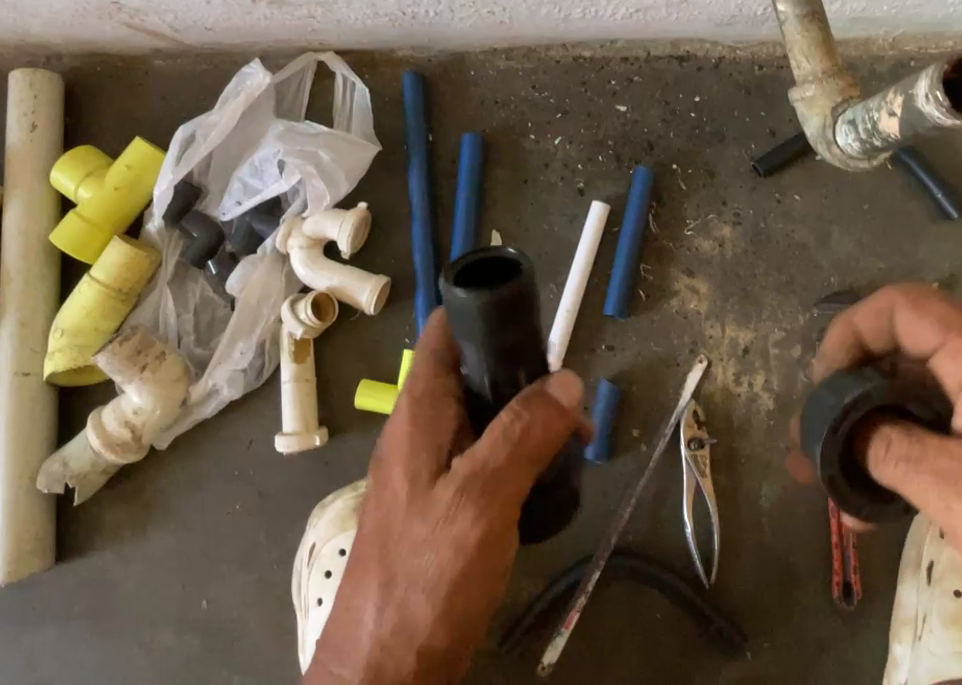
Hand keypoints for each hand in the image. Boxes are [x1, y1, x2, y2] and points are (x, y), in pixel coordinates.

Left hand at [305, 310, 586, 684]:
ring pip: (483, 417)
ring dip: (528, 418)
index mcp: (419, 412)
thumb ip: (523, 433)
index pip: (444, 332)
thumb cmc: (427, 575)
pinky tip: (550, 477)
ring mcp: (428, 469)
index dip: (484, 313)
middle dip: (523, 373)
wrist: (384, 670)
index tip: (537, 322)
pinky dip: (518, 454)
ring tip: (577, 441)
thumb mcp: (481, 497)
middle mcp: (419, 430)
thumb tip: (566, 378)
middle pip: (471, 372)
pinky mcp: (440, 505)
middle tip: (575, 402)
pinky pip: (482, 457)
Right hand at [799, 285, 961, 684]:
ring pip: (926, 398)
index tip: (819, 388)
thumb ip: (888, 445)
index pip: (903, 307)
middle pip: (910, 351)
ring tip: (835, 482)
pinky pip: (953, 432)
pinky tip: (878, 502)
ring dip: (876, 432)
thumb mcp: (959, 494)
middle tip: (815, 442)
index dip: (849, 334)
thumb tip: (839, 427)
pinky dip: (911, 456)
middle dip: (853, 392)